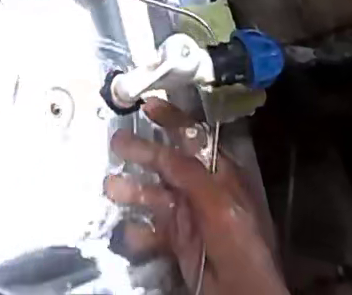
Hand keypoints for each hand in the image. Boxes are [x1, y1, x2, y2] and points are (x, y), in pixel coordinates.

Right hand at [107, 100, 287, 294]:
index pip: (193, 138)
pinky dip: (138, 231)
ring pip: (155, 196)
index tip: (147, 104)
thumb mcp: (220, 206)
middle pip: (167, 163)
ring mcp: (190, 217)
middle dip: (141, 152)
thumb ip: (193, 177)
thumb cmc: (242, 247)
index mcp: (220, 173)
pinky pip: (153, 231)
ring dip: (132, 190)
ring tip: (110, 186)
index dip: (171, 120)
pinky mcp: (179, 245)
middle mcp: (202, 190)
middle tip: (116, 142)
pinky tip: (128, 233)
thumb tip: (166, 151)